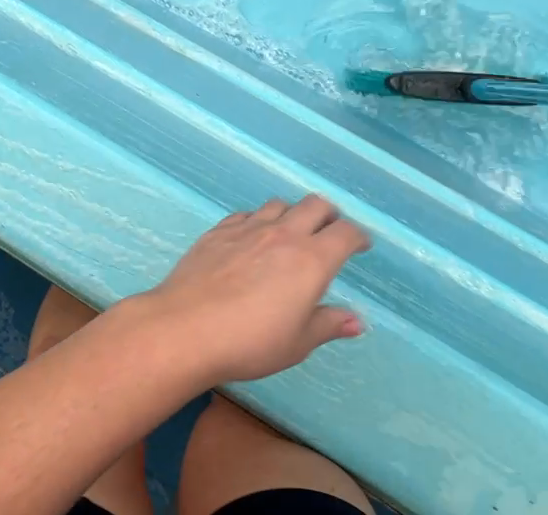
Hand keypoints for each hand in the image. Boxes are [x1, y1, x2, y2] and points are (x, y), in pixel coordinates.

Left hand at [131, 196, 370, 386]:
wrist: (186, 327)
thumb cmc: (250, 342)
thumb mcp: (298, 343)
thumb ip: (328, 324)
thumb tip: (357, 320)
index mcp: (311, 260)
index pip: (345, 233)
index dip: (358, 236)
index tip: (360, 245)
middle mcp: (283, 234)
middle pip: (315, 205)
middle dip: (329, 215)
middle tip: (330, 232)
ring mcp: (248, 228)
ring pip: (279, 204)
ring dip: (292, 213)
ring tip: (291, 233)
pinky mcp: (219, 230)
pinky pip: (247, 214)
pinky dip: (258, 220)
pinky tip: (252, 238)